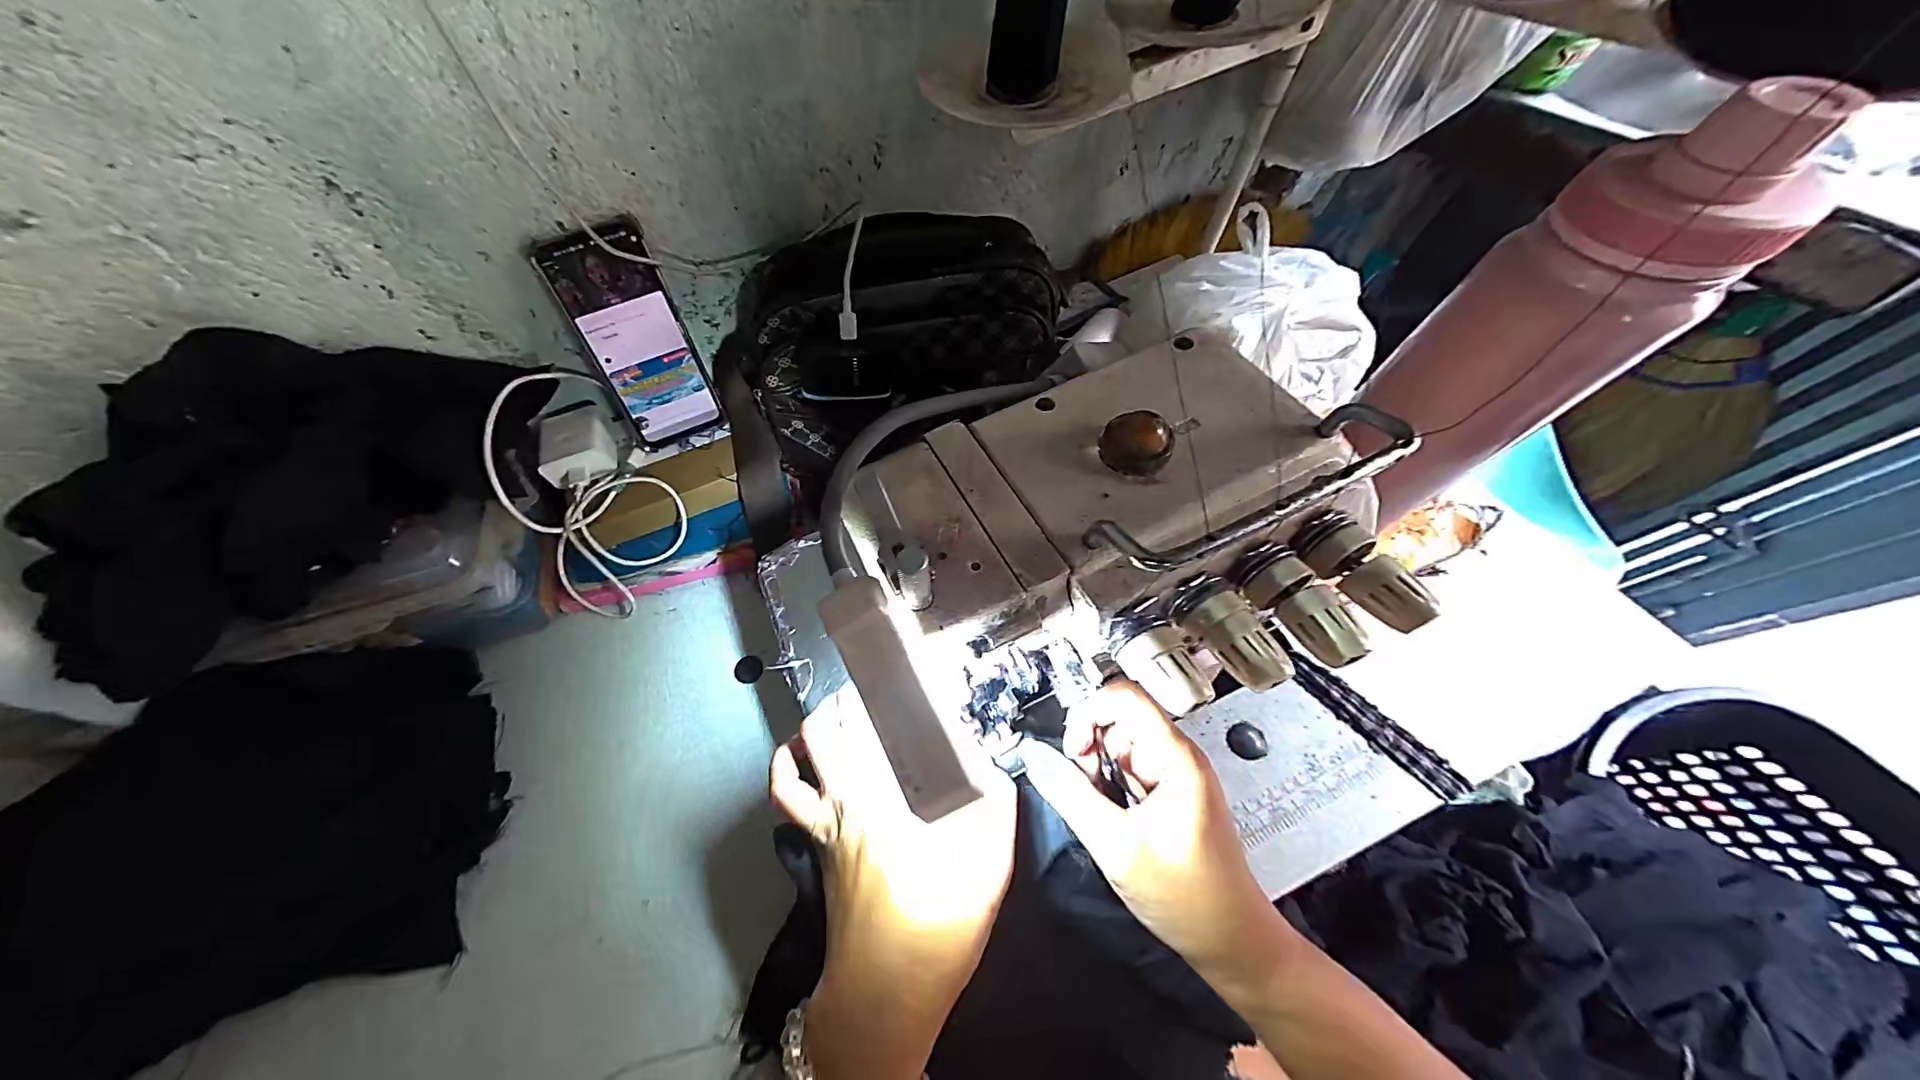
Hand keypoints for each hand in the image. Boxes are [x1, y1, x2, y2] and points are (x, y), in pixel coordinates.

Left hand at [770, 686, 1015, 1078]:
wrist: (887, 993)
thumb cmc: (935, 929)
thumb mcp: (987, 862)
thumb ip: (995, 801)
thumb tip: (992, 763)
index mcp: (882, 798)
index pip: (870, 723)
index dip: (881, 688)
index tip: (901, 671)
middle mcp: (844, 801)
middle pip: (827, 728)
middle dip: (847, 697)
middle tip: (875, 687)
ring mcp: (822, 824)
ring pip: (801, 755)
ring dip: (816, 725)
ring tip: (840, 709)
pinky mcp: (815, 846)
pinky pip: (787, 797)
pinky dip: (787, 768)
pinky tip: (800, 757)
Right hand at [1030, 682, 1469, 1079]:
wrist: (1231, 940)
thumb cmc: (1187, 897)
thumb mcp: (1115, 845)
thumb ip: (1070, 794)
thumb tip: (1034, 756)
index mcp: (1175, 757)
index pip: (1124, 696)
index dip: (1089, 712)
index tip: (1074, 750)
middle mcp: (1177, 756)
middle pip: (1118, 718)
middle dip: (1090, 744)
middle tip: (1084, 785)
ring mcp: (1174, 775)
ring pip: (1119, 745)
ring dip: (1098, 768)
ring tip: (1101, 809)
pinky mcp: (1168, 794)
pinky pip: (1128, 770)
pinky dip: (1110, 785)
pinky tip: (1113, 818)